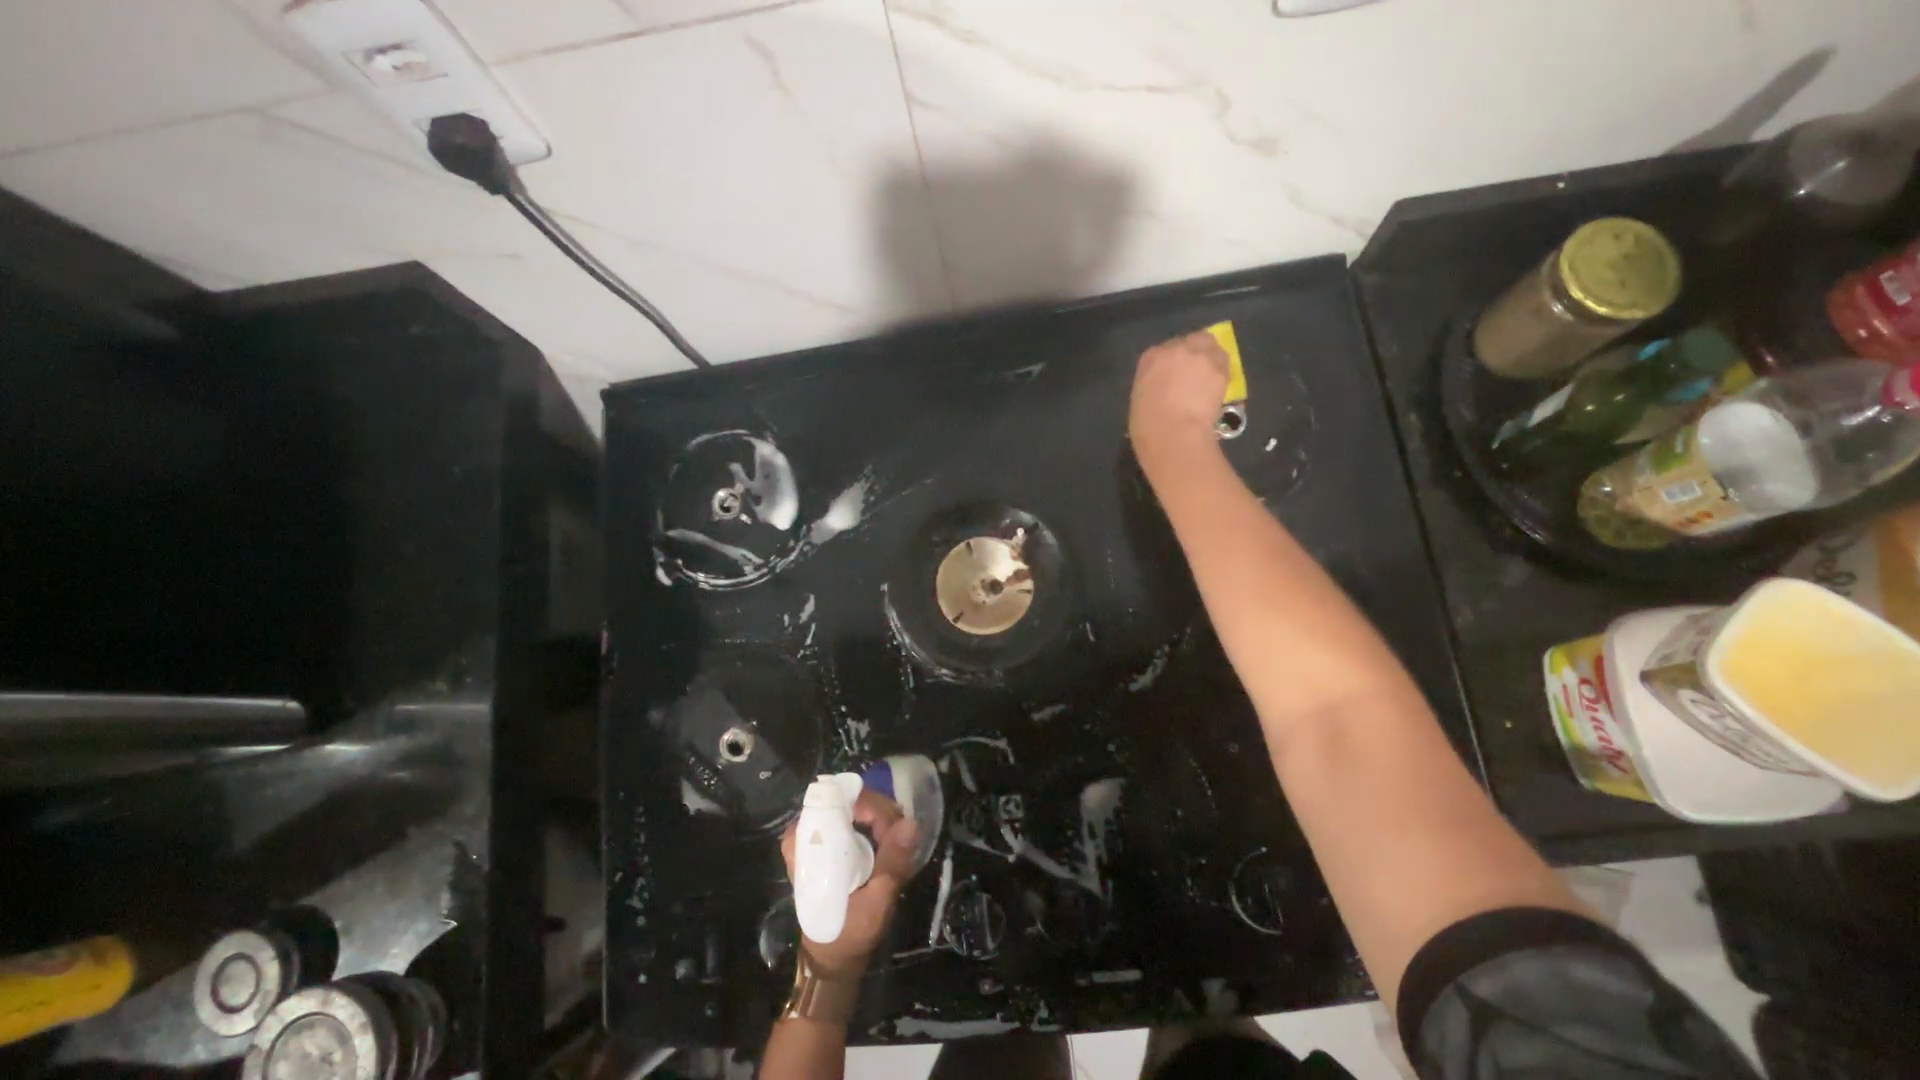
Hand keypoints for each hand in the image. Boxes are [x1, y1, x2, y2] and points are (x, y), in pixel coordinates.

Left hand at [781, 790, 921, 978]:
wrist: (831, 957)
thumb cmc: (848, 932)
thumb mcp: (875, 901)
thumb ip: (891, 862)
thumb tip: (911, 823)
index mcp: (806, 841)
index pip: (842, 799)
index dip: (874, 809)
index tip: (894, 833)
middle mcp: (806, 831)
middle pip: (850, 800)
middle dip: (882, 815)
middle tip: (901, 841)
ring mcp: (817, 836)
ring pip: (855, 808)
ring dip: (882, 822)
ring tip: (897, 847)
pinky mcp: (827, 843)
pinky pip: (854, 821)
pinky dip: (875, 829)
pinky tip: (888, 849)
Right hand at [1129, 331, 1229, 470]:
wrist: (1172, 432)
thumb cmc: (1147, 424)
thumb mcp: (1141, 398)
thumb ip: (1153, 384)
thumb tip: (1164, 387)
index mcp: (1150, 358)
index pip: (1163, 351)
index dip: (1172, 363)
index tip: (1175, 376)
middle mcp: (1174, 349)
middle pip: (1189, 341)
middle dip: (1193, 352)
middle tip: (1195, 373)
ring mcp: (1198, 355)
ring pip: (1209, 344)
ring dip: (1209, 356)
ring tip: (1210, 376)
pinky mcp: (1219, 367)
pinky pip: (1223, 361)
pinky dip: (1221, 370)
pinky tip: (1218, 386)